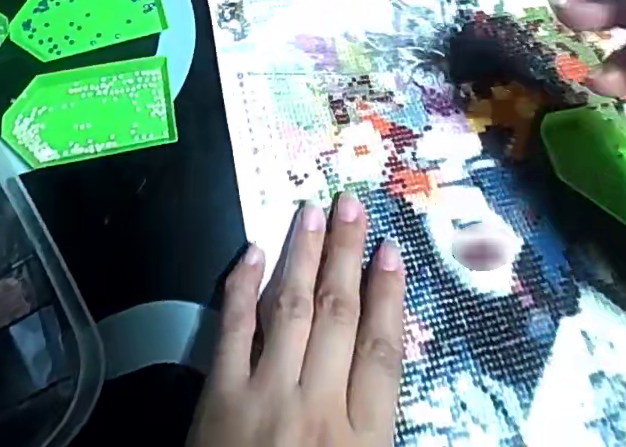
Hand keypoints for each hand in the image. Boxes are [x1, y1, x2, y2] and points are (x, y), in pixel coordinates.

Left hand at [188, 192, 407, 446]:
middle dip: (348, 253)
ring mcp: (264, 398)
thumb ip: (380, 423)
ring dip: (303, 254)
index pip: (383, 351)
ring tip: (313, 211)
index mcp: (362, 442)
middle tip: (351, 203)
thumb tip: (407, 373)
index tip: (391, 249)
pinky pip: (232, 329)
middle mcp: (318, 409)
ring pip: (290, 307)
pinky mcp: (219, 399)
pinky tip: (253, 251)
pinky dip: (241, 287)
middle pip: (339, 314)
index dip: (390, 295)